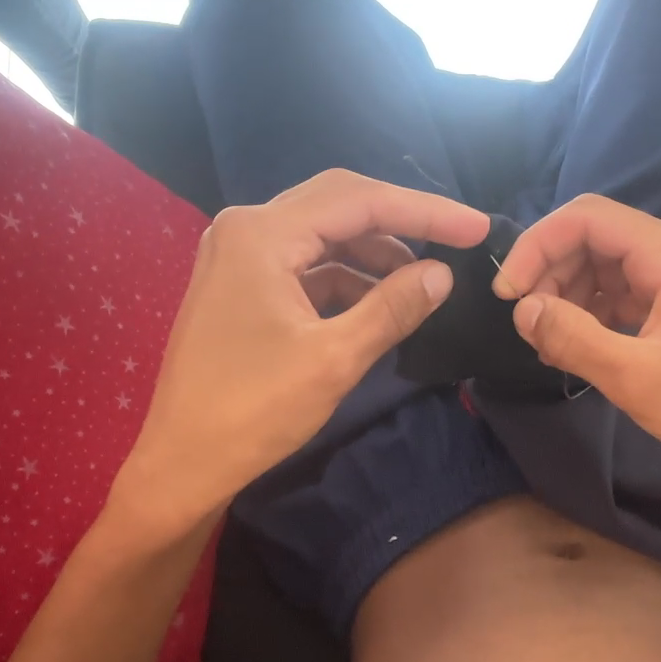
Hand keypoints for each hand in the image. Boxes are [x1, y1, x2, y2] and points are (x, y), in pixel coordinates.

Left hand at [109, 169, 490, 535]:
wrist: (185, 460)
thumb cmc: (255, 410)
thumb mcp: (334, 359)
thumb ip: (391, 309)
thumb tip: (442, 276)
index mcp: (262, 234)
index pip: (358, 201)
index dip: (425, 211)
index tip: (475, 228)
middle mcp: (245, 230)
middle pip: (338, 207)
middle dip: (401, 225)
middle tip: (456, 243)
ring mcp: (238, 258)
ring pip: (322, 239)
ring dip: (373, 257)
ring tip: (421, 285)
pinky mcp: (240, 289)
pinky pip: (304, 269)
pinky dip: (344, 282)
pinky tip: (377, 305)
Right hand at [491, 195, 660, 489]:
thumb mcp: (635, 377)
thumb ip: (573, 337)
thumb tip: (522, 309)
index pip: (585, 218)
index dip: (536, 247)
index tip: (507, 295)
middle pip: (595, 238)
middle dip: (551, 273)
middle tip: (527, 325)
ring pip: (609, 267)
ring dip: (570, 295)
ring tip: (548, 341)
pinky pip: (628, 293)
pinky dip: (596, 312)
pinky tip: (580, 344)